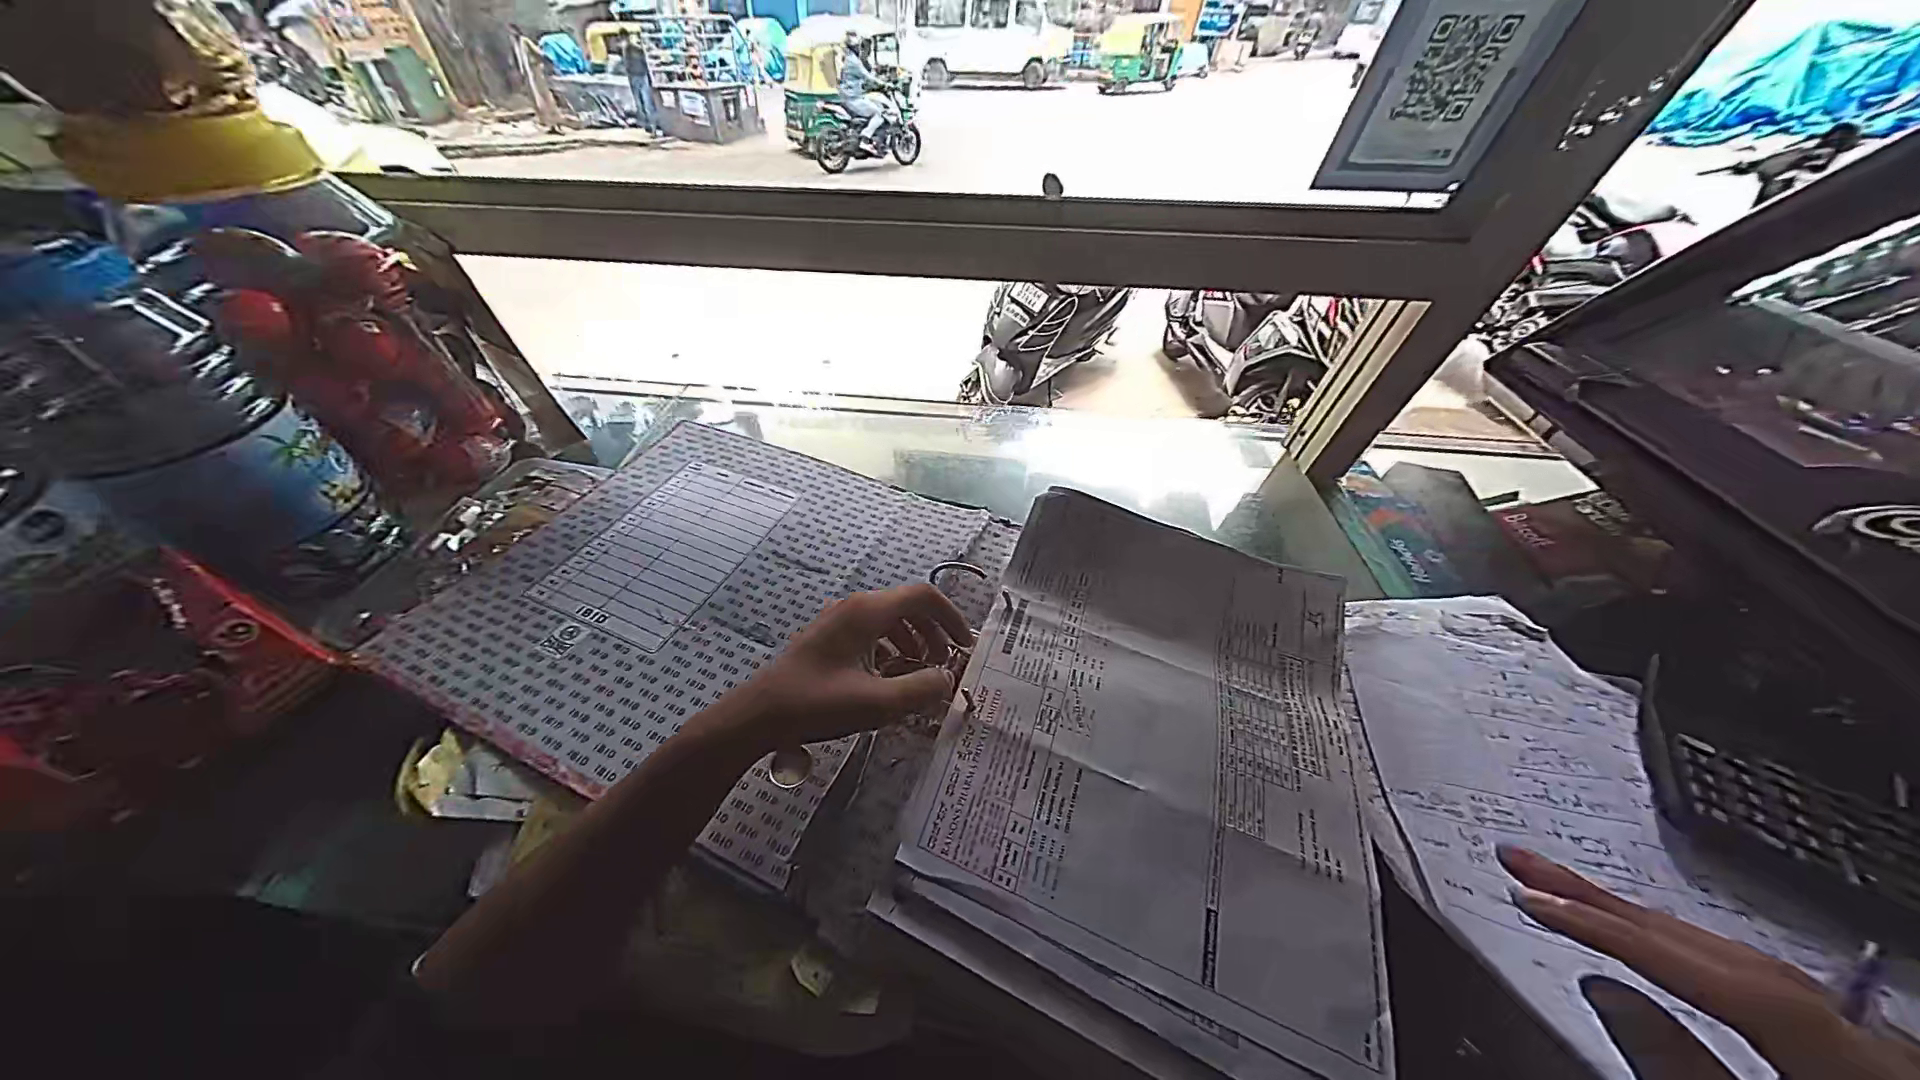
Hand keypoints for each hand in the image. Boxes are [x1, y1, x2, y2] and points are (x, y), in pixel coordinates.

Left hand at [697, 584, 971, 753]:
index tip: (964, 646)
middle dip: (934, 633)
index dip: (951, 618)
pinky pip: (872, 633)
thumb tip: (947, 679)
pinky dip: (892, 649)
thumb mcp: (877, 703)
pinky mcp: (829, 638)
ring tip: (921, 673)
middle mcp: (854, 607)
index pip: (924, 596)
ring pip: (890, 620)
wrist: (758, 715)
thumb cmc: (817, 704)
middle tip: (945, 664)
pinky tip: (890, 678)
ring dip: (914, 642)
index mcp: (867, 612)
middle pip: (908, 606)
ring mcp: (838, 621)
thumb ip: (921, 689)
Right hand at [1500, 845, 1919, 1078]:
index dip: (1620, 935)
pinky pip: (1749, 972)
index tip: (1534, 901)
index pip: (1725, 983)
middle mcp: (1876, 1044)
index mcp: (1864, 1078)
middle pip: (1721, 952)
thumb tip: (1605, 991)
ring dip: (1630, 913)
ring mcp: (1870, 1038)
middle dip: (1605, 902)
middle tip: (1522, 862)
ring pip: (1731, 954)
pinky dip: (1676, 942)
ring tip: (1554, 881)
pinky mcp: (1850, 1041)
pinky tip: (1633, 925)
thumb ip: (1687, 1076)